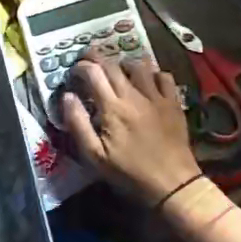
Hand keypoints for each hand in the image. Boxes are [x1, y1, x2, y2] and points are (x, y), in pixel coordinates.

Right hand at [59, 54, 200, 207]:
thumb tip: (67, 97)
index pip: (93, 73)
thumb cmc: (129, 172)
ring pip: (139, 65)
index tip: (73, 70)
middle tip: (88, 60)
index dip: (80, 67)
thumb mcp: (95, 156)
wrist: (172, 183)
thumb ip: (78, 123)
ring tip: (117, 69)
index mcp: (112, 108)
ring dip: (124, 63)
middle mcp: (134, 95)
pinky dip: (152, 72)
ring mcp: (156, 96)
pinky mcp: (173, 102)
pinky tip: (146, 80)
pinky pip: (164, 76)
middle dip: (97, 58)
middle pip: (113, 65)